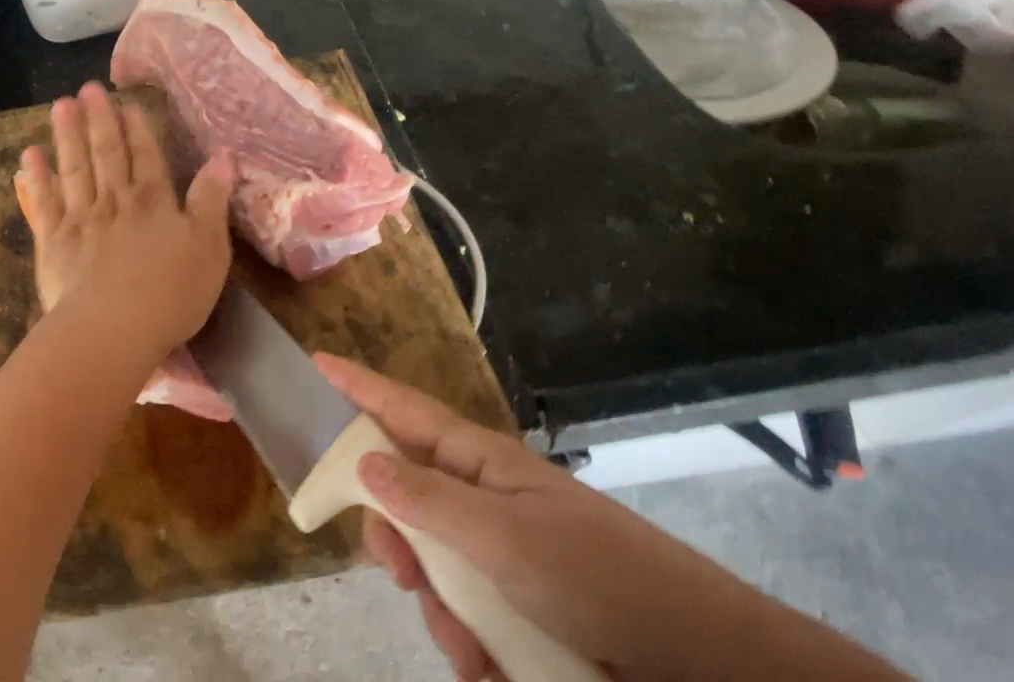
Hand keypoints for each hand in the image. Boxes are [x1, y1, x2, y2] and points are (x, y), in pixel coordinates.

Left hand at [15, 82, 234, 356]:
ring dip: (67, 136)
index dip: (138, 129)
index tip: (127, 103)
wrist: (114, 327)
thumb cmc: (171, 293)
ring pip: (74, 168)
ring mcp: (81, 219)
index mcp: (154, 203)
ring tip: (60, 106)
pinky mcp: (53, 242)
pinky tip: (31, 155)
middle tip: (88, 89)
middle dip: (99, 120)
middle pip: (106, 154)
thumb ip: (212, 201)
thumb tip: (223, 157)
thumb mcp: (210, 248)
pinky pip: (44, 202)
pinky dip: (37, 177)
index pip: (146, 157)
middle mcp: (115, 202)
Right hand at [316, 355, 906, 681]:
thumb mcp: (502, 536)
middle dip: (396, 542)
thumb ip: (426, 499)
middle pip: (404, 499)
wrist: (697, 658)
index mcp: (482, 462)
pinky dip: (471, 642)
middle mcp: (484, 499)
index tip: (316, 362)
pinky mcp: (515, 601)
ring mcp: (500, 551)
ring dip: (443, 611)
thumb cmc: (598, 577)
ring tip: (478, 647)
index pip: (404, 411)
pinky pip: (462, 612)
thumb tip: (362, 461)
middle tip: (402, 573)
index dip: (358, 386)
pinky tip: (496, 665)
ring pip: (430, 566)